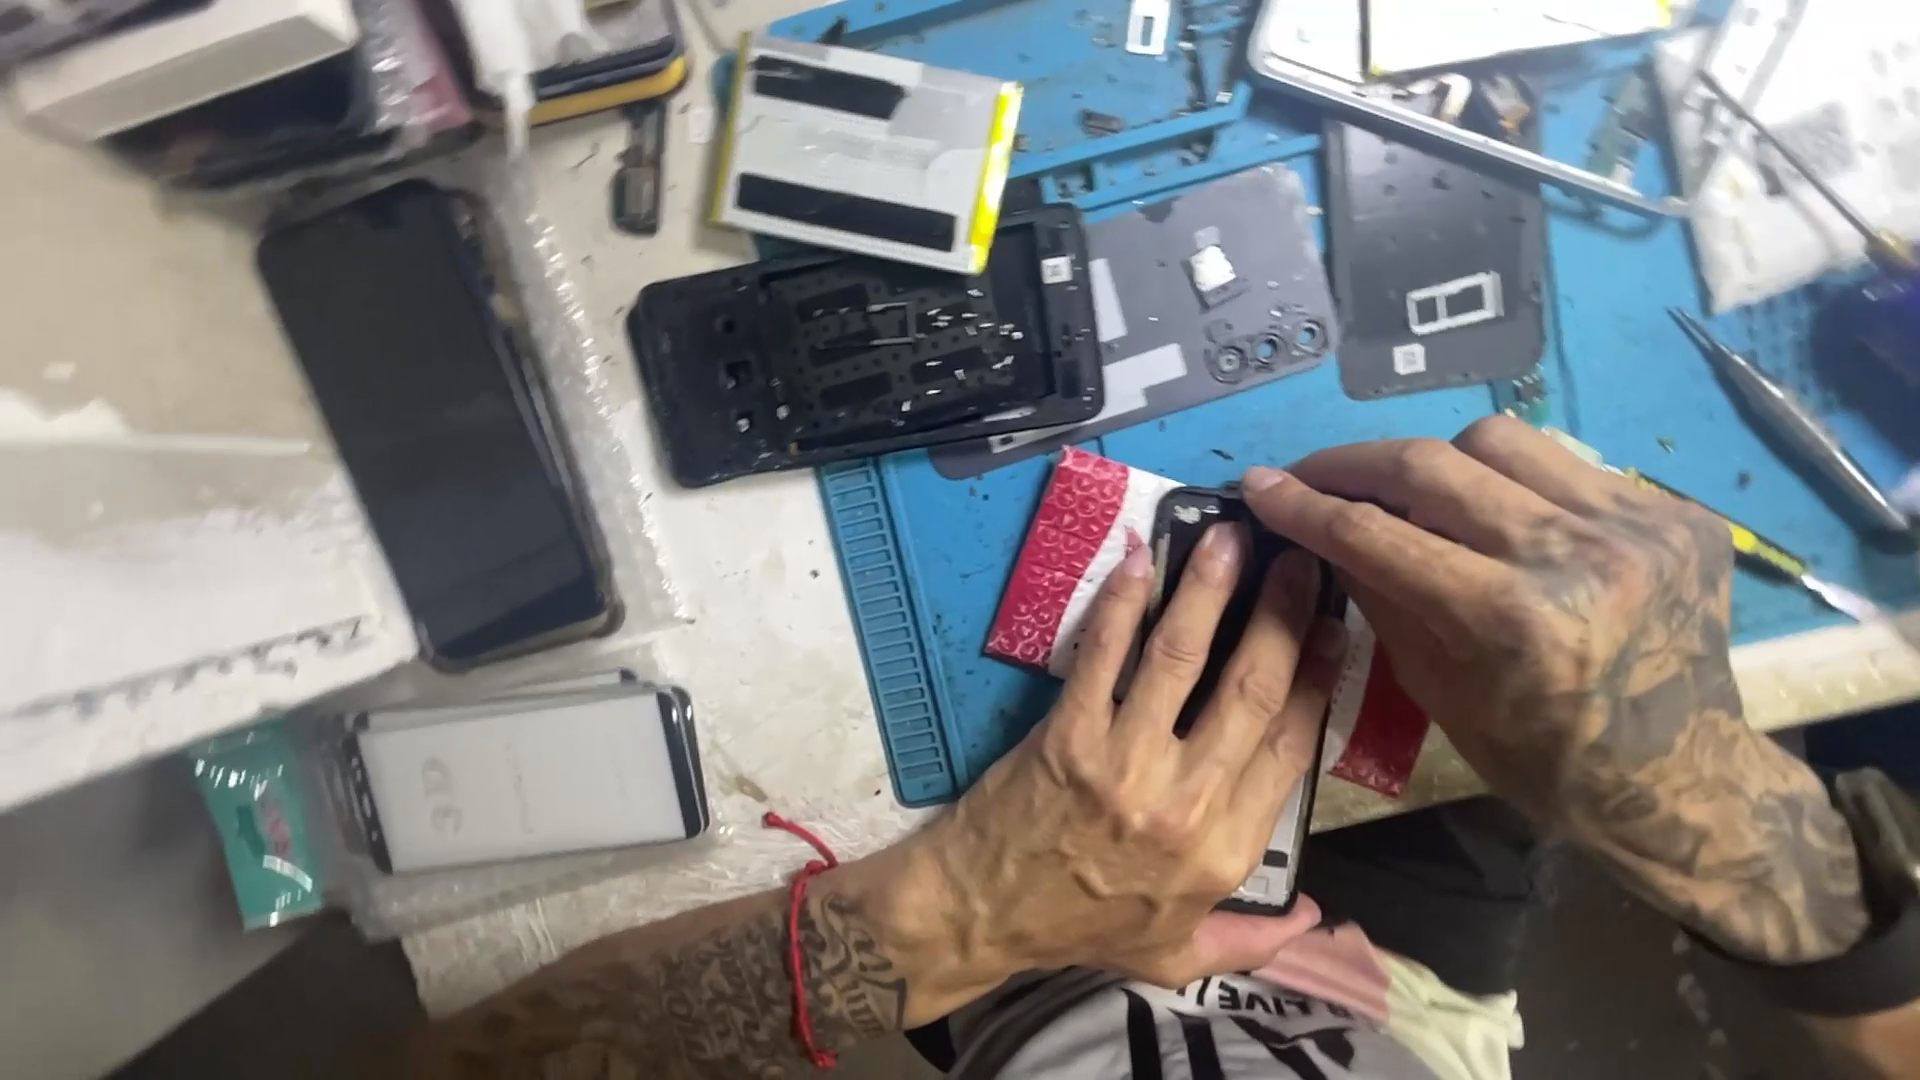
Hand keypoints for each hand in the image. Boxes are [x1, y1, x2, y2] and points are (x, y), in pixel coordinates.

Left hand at [917, 528, 1345, 989]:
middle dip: (1279, 614)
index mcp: (1224, 849)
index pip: (1291, 747)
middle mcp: (1186, 801)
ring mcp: (1123, 761)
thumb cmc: (1082, 925)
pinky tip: (1141, 564)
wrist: (986, 912)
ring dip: (1207, 591)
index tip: (1329, 627)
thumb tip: (1316, 917)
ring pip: (1180, 658)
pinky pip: (1103, 656)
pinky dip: (1122, 605)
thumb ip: (1252, 940)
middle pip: (1251, 688)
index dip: (1317, 678)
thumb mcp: (1176, 953)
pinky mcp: (1068, 733)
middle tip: (1295, 560)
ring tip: (1230, 539)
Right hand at [1240, 416, 1866, 964]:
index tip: (1256, 486)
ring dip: (1429, 461)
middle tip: (1309, 473)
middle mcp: (1575, 557)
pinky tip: (1485, 508)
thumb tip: (1317, 527)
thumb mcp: (1427, 679)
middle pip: (1427, 466)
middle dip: (1349, 463)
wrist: (1673, 776)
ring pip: (1492, 440)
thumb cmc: (1527, 748)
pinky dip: (1499, 476)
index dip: (1303, 505)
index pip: (1375, 534)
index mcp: (1507, 619)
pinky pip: (1555, 459)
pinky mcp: (1672, 512)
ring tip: (1406, 492)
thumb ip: (1374, 589)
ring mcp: (1635, 526)